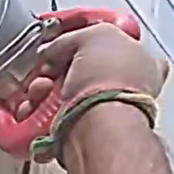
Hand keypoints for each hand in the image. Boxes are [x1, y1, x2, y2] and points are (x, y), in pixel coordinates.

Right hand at [0, 14, 163, 160]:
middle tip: (45, 74)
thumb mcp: (95, 36)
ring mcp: (100, 116)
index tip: (62, 48)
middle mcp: (124, 91)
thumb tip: (50, 50)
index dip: (84, 46)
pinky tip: (29, 113)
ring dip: (38, 95)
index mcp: (143, 63)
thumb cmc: (108, 80)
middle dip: (51, 73)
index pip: (112, 47)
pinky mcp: (75, 137)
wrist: (96, 126)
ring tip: (35, 96)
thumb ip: (72, 37)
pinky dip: (32, 118)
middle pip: (76, 75)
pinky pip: (45, 123)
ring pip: (57, 99)